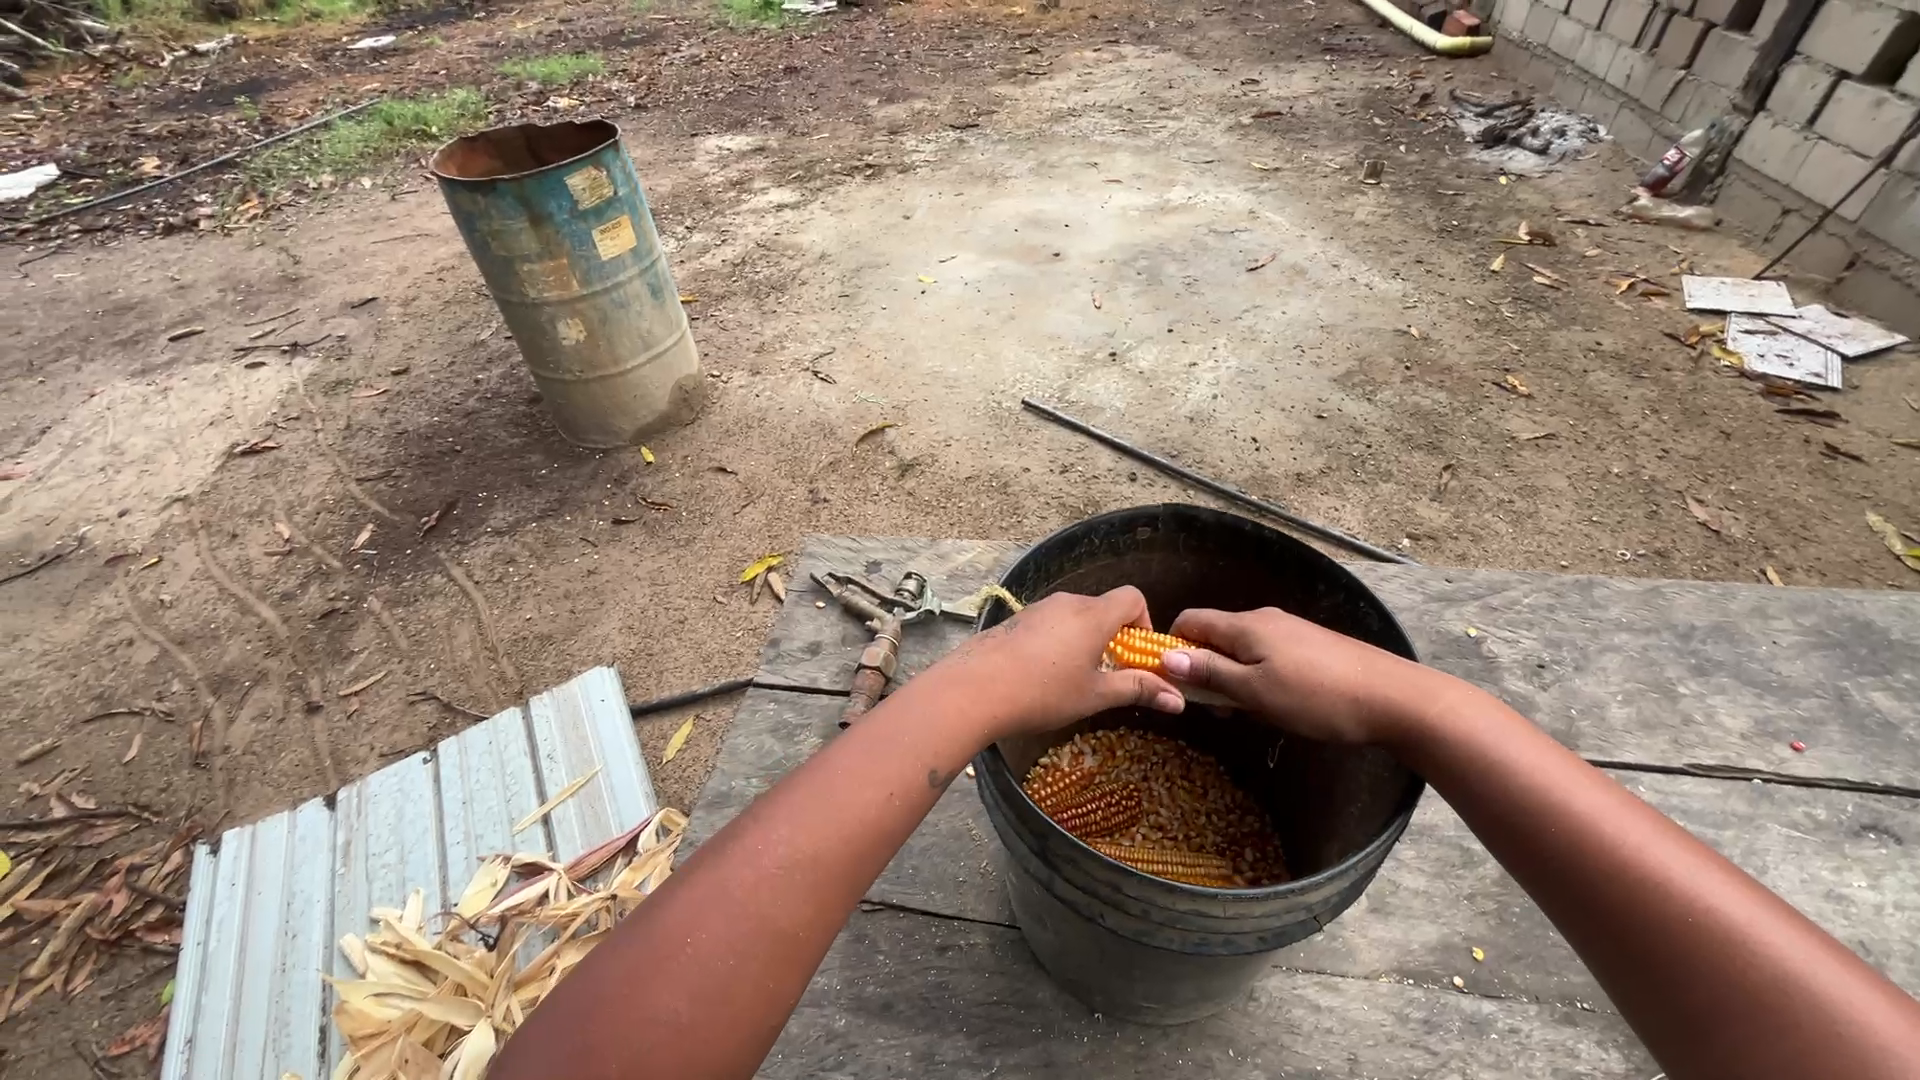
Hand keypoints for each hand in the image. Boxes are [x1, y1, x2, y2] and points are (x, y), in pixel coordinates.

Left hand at [928, 587, 1184, 738]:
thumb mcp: (1095, 695)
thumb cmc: (1043, 692)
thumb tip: (1178, 700)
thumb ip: (1137, 690)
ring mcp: (1037, 608)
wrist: (974, 689)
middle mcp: (1066, 602)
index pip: (1132, 596)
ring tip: (1072, 678)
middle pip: (1102, 607)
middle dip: (1113, 636)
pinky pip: (1048, 623)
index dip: (1143, 621)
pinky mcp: (1015, 620)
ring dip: (1083, 639)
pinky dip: (1056, 641)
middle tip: (1106, 673)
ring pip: (1073, 616)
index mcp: (1093, 614)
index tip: (1136, 653)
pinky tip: (1040, 674)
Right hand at [1162, 607, 1431, 743]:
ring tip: (1250, 713)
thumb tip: (1166, 656)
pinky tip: (1278, 705)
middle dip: (1204, 669)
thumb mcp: (1255, 691)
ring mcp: (1290, 632)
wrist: (1395, 699)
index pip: (1190, 620)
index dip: (1172, 646)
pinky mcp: (1311, 647)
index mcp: (1245, 625)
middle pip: (1215, 636)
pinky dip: (1258, 678)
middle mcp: (1264, 620)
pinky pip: (1267, 657)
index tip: (1174, 681)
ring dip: (1233, 679)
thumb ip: (1210, 672)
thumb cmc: (1317, 697)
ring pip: (1242, 650)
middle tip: (1216, 709)